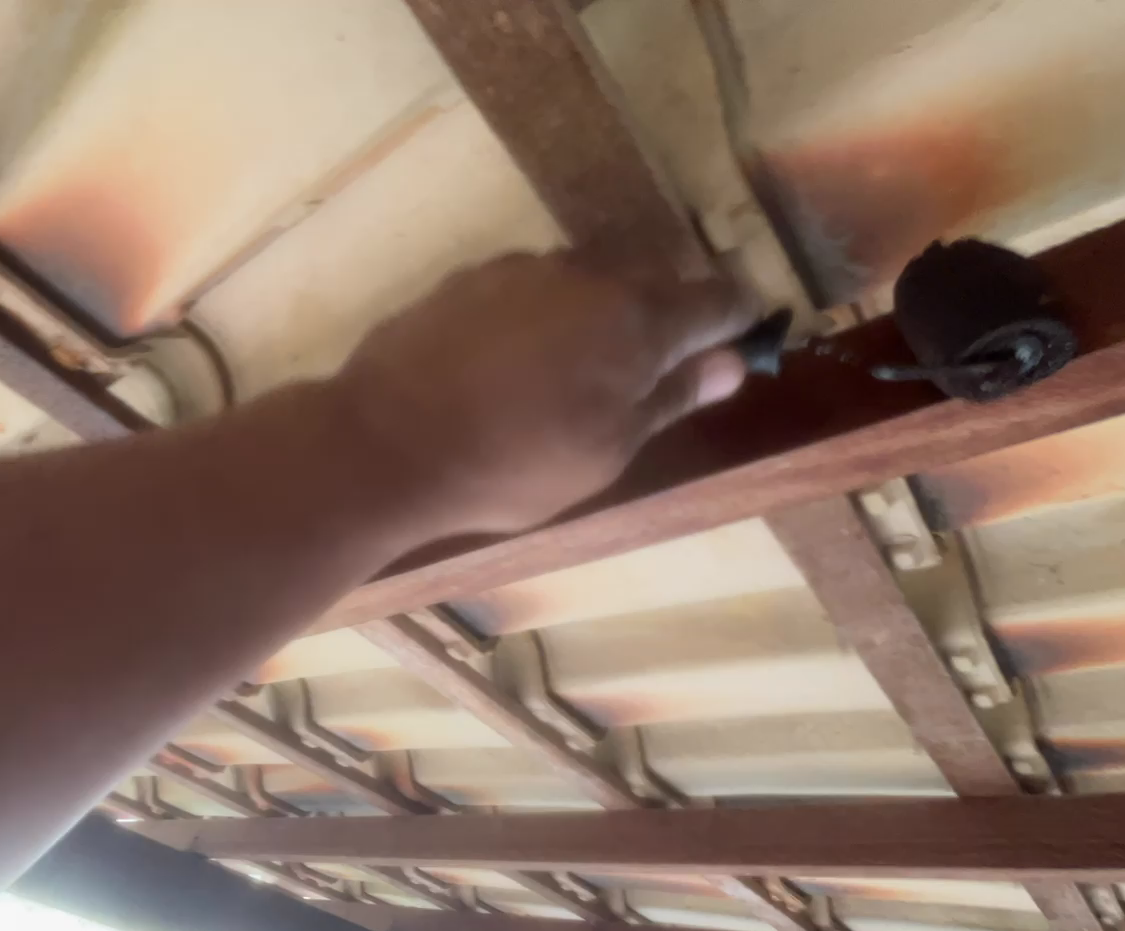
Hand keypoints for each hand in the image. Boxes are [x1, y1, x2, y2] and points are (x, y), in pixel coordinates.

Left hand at [331, 251, 752, 535]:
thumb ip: (670, 398)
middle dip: (661, 318)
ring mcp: (520, 269)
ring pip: (584, 281)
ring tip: (564, 374)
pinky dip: (537, 316)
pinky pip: (526, 288)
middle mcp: (585, 275)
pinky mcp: (467, 277)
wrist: (388, 444)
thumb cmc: (512, 466)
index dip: (735, 318)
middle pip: (649, 281)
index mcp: (635, 319)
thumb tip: (730, 362)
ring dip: (594, 314)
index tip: (737, 338)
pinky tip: (508, 360)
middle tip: (643, 373)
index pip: (715, 299)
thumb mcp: (605, 452)